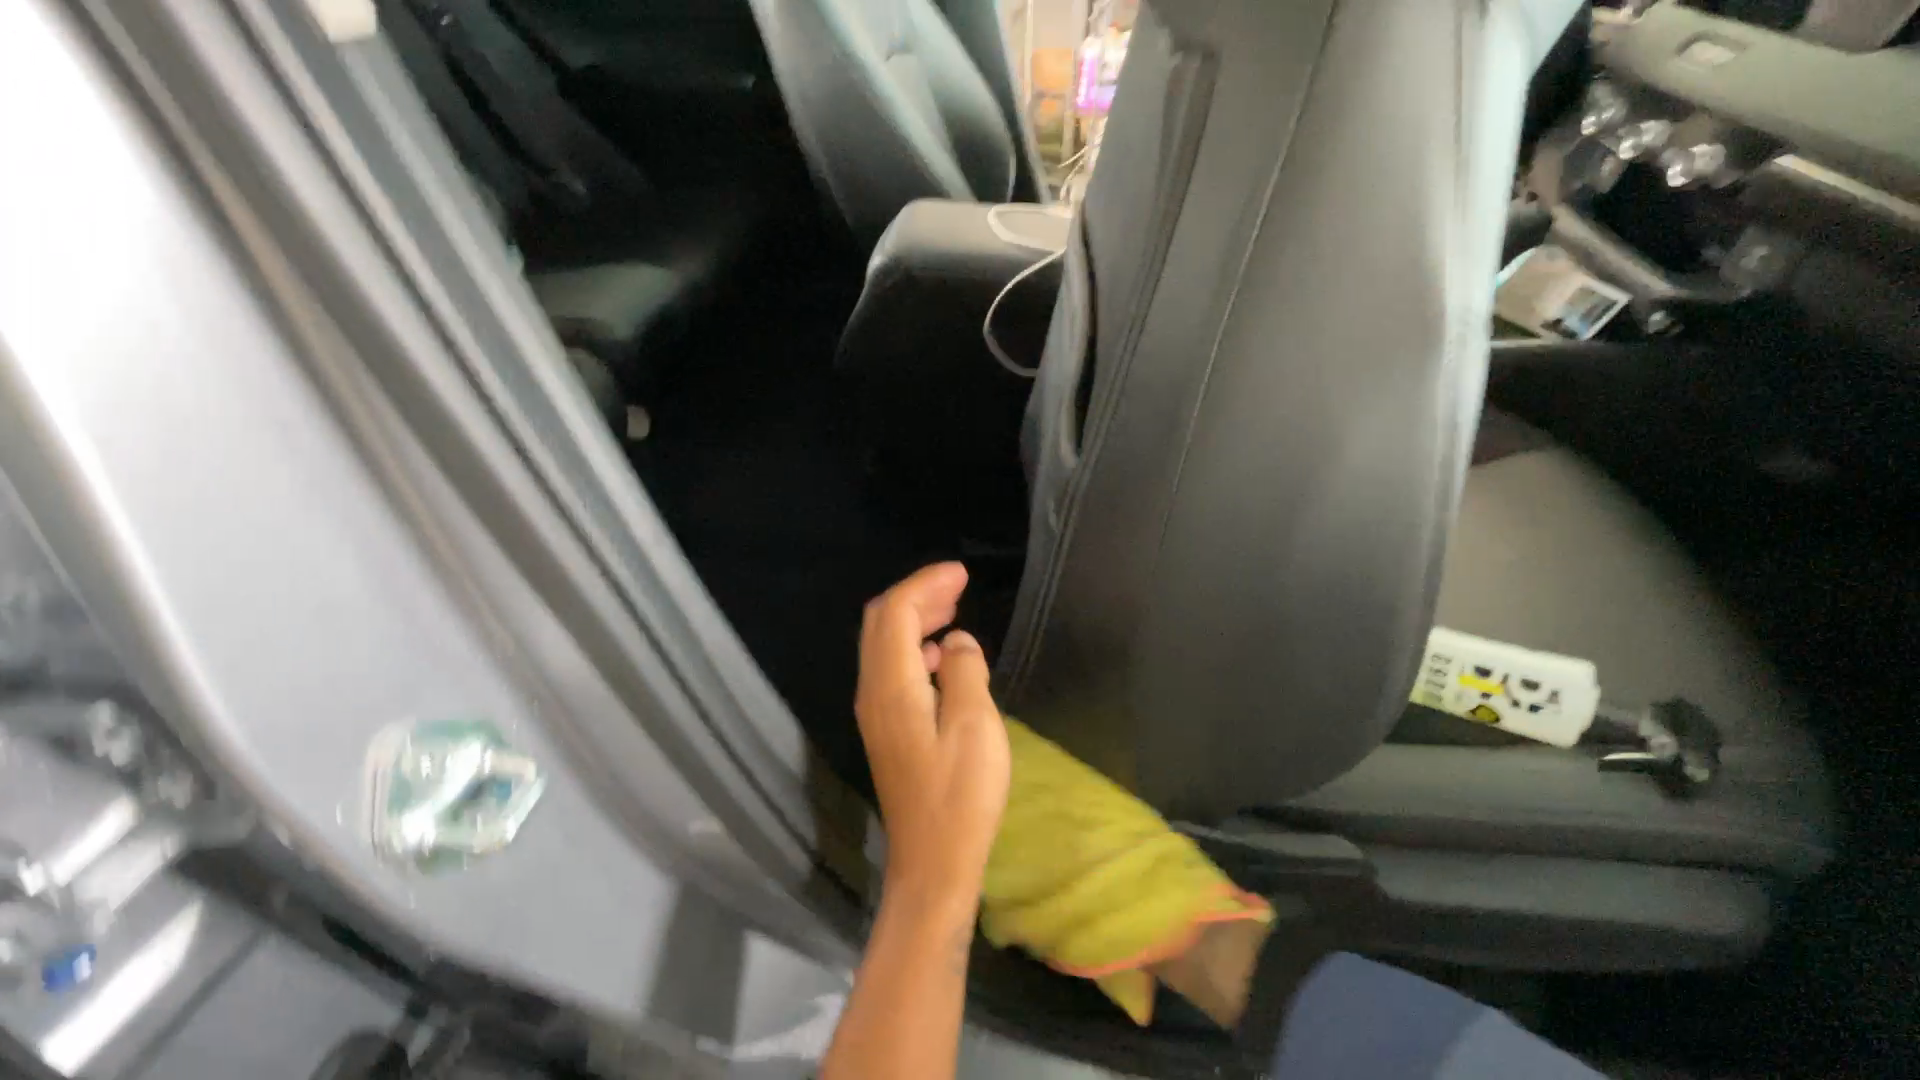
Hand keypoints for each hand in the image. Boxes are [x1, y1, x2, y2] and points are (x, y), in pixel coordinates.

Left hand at [855, 563, 1010, 902]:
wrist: (933, 862)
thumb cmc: (960, 795)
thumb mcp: (975, 725)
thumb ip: (966, 671)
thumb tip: (958, 642)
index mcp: (892, 686)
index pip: (896, 613)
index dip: (925, 584)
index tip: (962, 573)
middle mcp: (873, 693)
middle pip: (883, 625)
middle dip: (918, 596)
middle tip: (958, 585)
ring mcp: (876, 714)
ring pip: (885, 647)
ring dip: (915, 620)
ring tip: (953, 611)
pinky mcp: (886, 731)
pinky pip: (892, 671)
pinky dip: (915, 649)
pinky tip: (945, 659)